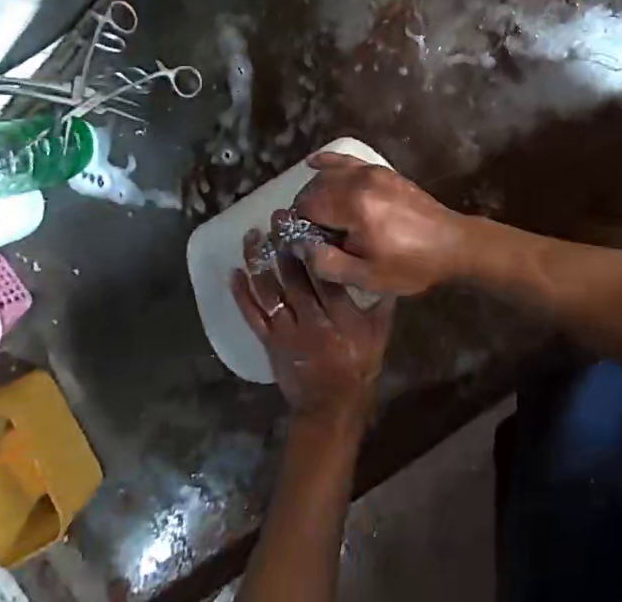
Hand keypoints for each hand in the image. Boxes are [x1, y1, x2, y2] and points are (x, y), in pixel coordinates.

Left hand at [233, 224, 394, 420]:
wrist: (331, 405)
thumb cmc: (360, 364)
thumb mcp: (381, 331)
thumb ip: (383, 300)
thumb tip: (386, 268)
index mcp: (341, 313)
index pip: (326, 274)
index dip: (315, 248)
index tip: (307, 224)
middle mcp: (312, 318)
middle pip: (294, 276)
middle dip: (284, 245)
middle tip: (276, 218)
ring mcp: (287, 330)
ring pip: (269, 290)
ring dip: (259, 261)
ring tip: (252, 236)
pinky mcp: (270, 341)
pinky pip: (252, 315)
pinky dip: (241, 293)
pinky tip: (235, 272)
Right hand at [292, 152, 469, 296]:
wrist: (452, 244)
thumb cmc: (411, 264)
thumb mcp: (366, 276)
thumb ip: (326, 262)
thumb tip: (299, 244)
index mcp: (355, 206)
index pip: (306, 207)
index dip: (297, 226)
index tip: (303, 244)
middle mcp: (362, 181)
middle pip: (315, 188)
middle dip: (305, 210)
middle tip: (311, 236)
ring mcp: (375, 172)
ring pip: (330, 174)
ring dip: (316, 191)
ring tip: (319, 218)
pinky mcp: (385, 172)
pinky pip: (350, 160)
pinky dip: (329, 161)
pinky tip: (313, 162)